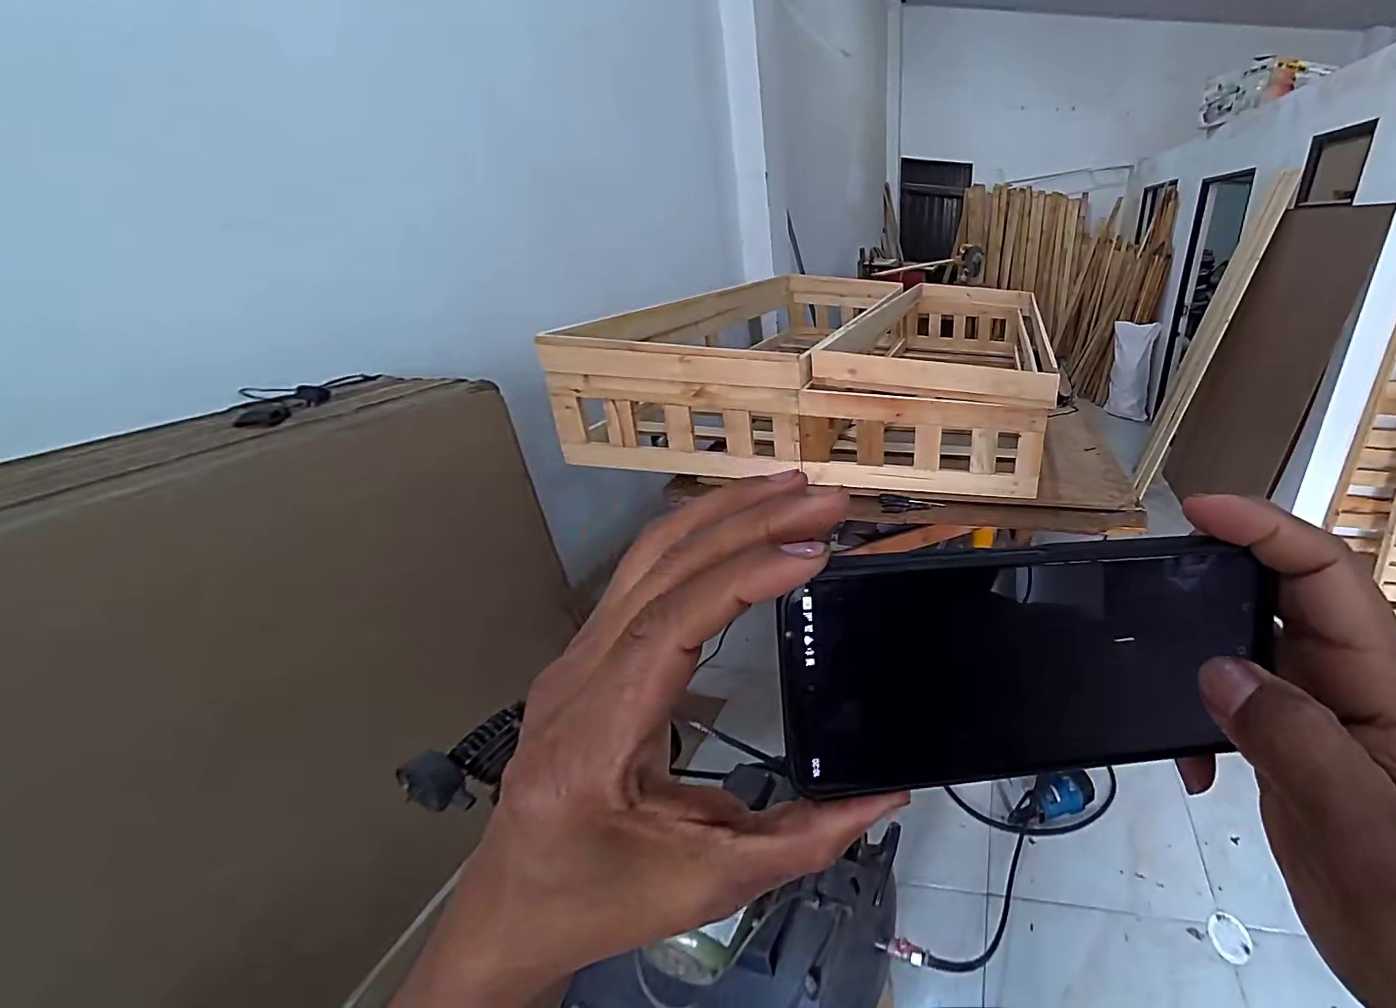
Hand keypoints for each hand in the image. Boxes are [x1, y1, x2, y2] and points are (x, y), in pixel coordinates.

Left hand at [391, 473, 907, 1007]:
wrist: (508, 906)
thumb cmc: (597, 899)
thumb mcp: (706, 884)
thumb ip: (803, 840)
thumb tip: (886, 795)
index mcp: (596, 734)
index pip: (672, 625)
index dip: (745, 577)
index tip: (813, 552)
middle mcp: (576, 673)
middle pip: (661, 566)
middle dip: (748, 521)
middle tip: (823, 501)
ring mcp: (576, 653)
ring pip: (647, 553)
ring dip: (722, 511)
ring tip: (790, 488)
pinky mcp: (588, 649)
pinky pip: (643, 570)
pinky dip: (699, 532)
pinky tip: (741, 520)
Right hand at [1174, 496, 1395, 1007]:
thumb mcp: (1365, 836)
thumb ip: (1299, 744)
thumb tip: (1217, 666)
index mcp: (1390, 688)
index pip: (1330, 576)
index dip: (1265, 529)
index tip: (1196, 510)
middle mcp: (1357, 684)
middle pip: (1288, 592)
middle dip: (1222, 563)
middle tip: (1153, 565)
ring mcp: (1324, 711)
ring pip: (1252, 638)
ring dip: (1199, 637)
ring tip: (1149, 648)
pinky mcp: (1294, 738)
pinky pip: (1237, 692)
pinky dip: (1198, 707)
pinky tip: (1187, 756)